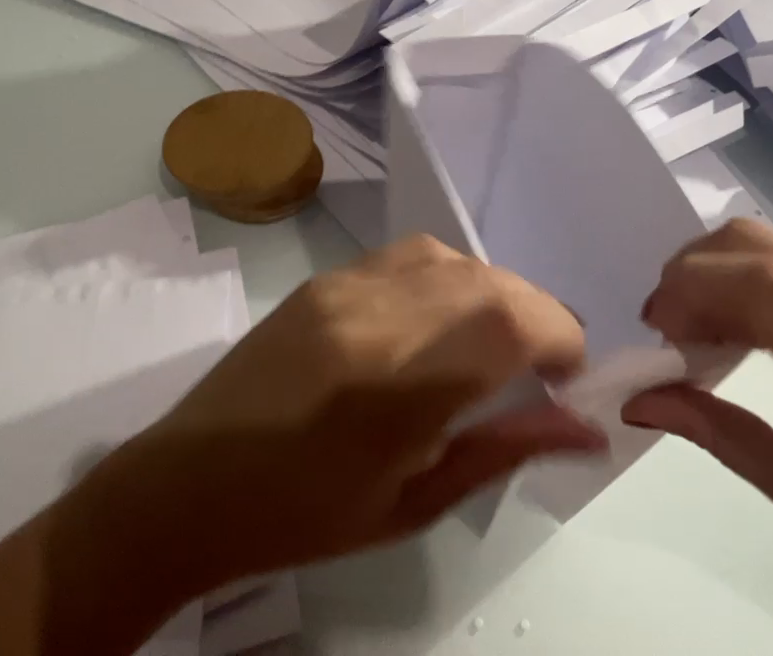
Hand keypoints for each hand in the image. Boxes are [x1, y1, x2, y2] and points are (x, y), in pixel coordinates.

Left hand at [0, 236, 602, 655]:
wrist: (186, 485)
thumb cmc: (303, 516)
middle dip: (535, 316)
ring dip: (492, 293)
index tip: (566, 378)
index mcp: (397, 387)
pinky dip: (447, 279)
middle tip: (538, 367)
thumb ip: (503, 450)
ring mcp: (344, 288)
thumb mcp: (414, 502)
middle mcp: (375, 317)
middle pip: (490, 283)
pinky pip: (409, 256)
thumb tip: (586, 429)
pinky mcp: (324, 279)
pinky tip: (437, 321)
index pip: (511, 322)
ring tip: (490, 343)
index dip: (559, 337)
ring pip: (452, 260)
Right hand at [624, 220, 772, 655]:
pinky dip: (748, 276)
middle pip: (753, 244)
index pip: (759, 285)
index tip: (659, 333)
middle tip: (669, 331)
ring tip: (703, 331)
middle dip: (688, 273)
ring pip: (771, 242)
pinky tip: (747, 328)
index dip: (691, 290)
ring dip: (716, 270)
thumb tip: (643, 402)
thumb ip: (725, 439)